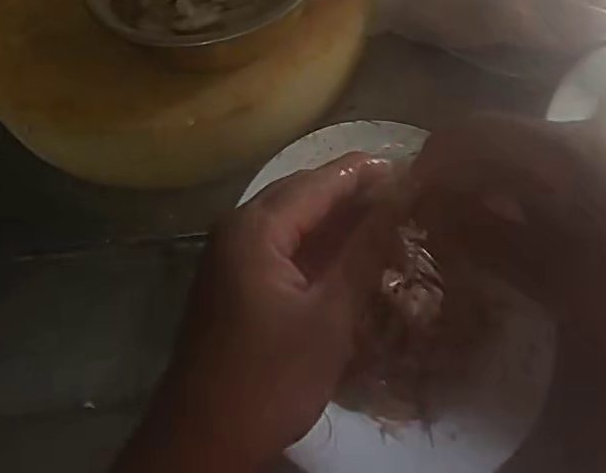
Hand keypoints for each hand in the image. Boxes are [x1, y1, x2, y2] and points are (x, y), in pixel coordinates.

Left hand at [116, 152, 395, 472]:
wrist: (202, 439)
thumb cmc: (268, 379)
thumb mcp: (327, 319)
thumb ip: (362, 255)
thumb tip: (397, 205)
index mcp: (255, 228)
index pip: (315, 183)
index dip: (360, 174)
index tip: (404, 167)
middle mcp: (238, 227)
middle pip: (300, 193)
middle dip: (348, 191)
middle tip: (399, 193)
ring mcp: (231, 252)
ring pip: (290, 219)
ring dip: (333, 217)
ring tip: (383, 216)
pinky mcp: (234, 278)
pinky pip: (280, 244)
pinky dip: (314, 243)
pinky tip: (347, 252)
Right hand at [411, 114, 605, 362]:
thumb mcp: (543, 277)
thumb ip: (478, 237)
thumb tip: (429, 212)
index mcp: (558, 152)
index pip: (472, 133)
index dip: (432, 159)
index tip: (409, 193)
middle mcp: (574, 132)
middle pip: (490, 130)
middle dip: (452, 163)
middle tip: (429, 203)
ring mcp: (595, 144)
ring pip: (513, 140)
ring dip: (480, 168)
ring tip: (461, 210)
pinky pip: (539, 154)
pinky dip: (510, 174)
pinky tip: (505, 210)